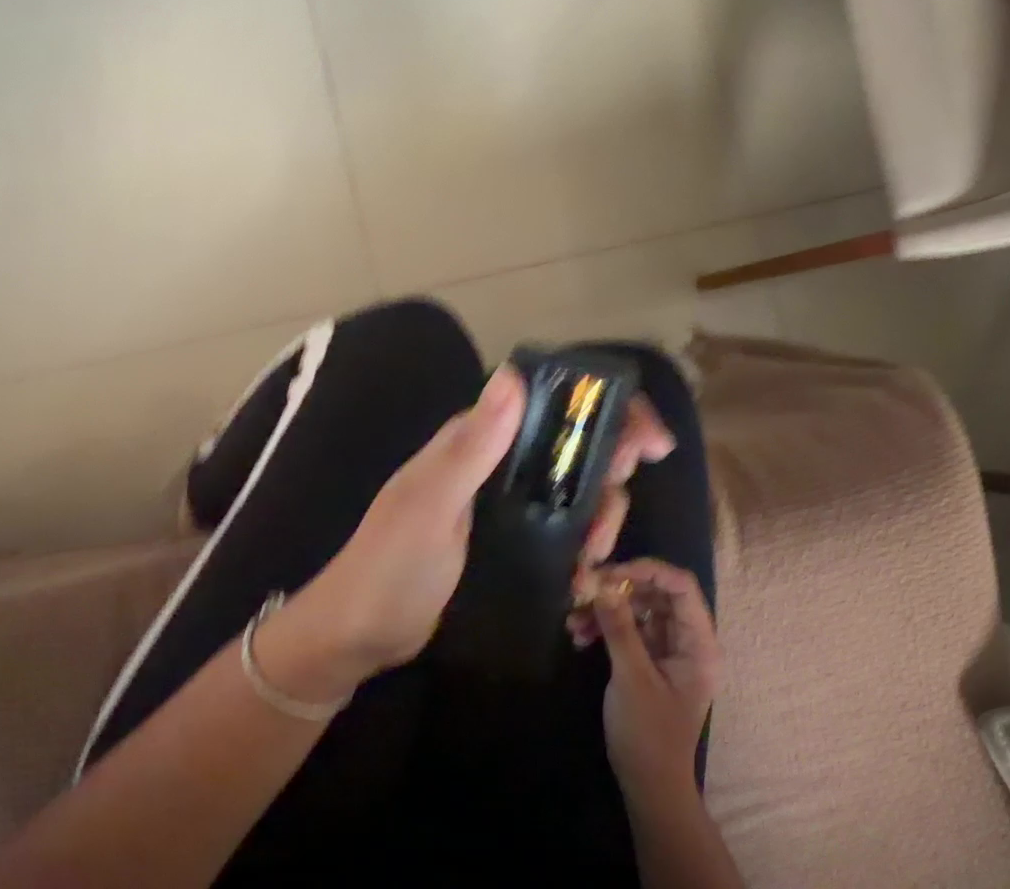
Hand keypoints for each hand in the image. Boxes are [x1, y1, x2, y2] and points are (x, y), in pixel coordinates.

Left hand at [294, 368, 676, 681]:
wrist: (357, 634)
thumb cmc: (390, 566)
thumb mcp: (431, 506)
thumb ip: (472, 446)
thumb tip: (513, 375)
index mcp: (471, 443)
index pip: (547, 405)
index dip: (603, 412)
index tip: (651, 441)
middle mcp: (488, 465)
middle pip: (568, 447)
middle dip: (607, 470)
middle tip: (613, 516)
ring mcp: (497, 506)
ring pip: (570, 490)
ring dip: (597, 515)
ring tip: (593, 556)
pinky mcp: (503, 544)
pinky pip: (558, 529)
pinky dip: (580, 544)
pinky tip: (583, 574)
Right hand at [592, 559, 720, 789]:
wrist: (649, 783)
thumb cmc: (649, 733)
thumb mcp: (632, 678)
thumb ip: (620, 628)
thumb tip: (603, 584)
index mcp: (700, 644)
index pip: (681, 587)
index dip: (646, 570)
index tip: (607, 571)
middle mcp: (688, 641)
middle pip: (656, 594)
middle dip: (618, 589)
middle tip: (582, 590)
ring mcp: (668, 650)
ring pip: (638, 609)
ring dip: (605, 609)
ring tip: (573, 621)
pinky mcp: (649, 660)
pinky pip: (628, 629)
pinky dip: (604, 627)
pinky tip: (579, 637)